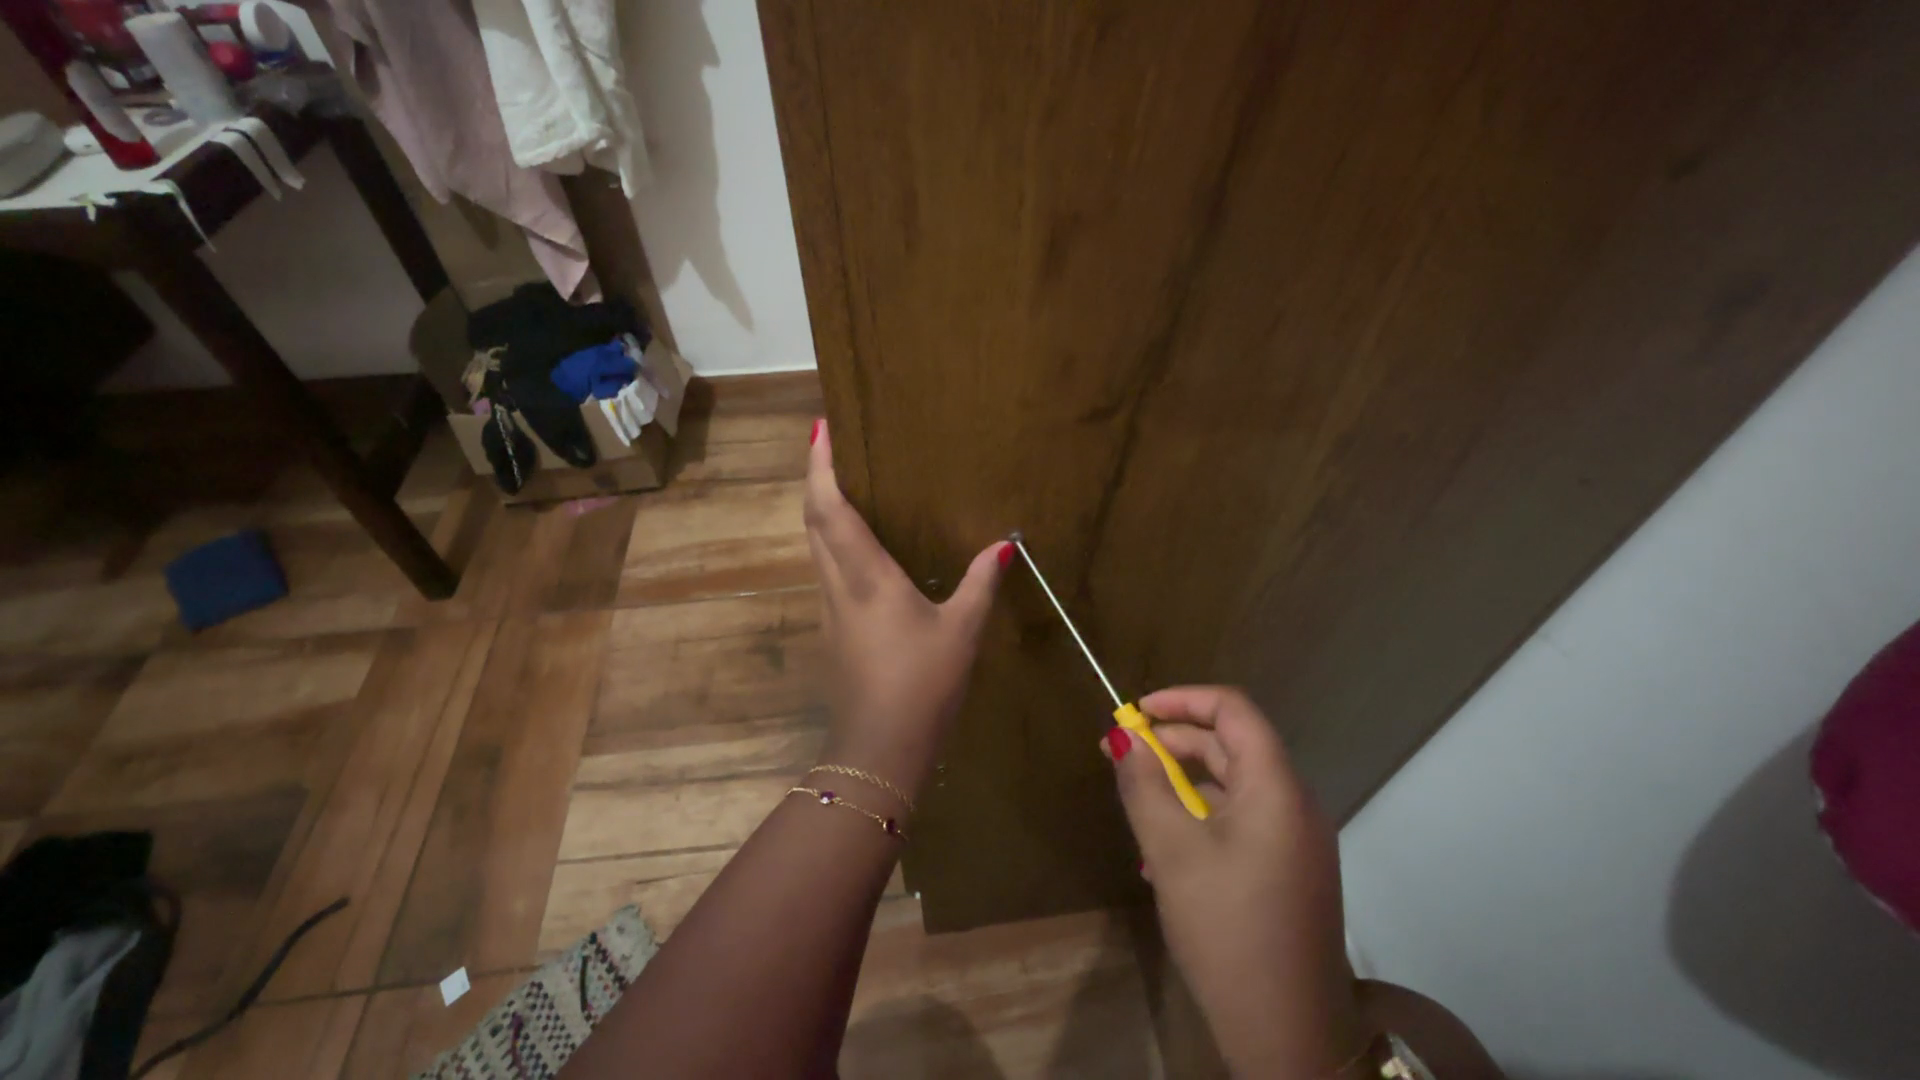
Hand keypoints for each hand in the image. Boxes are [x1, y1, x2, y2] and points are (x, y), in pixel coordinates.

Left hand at [805, 419, 1007, 796]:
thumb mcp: (962, 630)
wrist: (880, 745)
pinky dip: (831, 540)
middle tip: (830, 444)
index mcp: (866, 576)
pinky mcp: (833, 628)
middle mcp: (838, 584)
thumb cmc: (923, 683)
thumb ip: (982, 583)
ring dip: (821, 508)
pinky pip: (825, 569)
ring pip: (814, 545)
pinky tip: (857, 544)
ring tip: (844, 483)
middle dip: (815, 477)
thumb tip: (1006, 544)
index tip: (820, 428)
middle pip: (812, 520)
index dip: (820, 466)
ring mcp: (830, 608)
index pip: (831, 508)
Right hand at [1104, 686, 1365, 1078]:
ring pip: (1235, 787)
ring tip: (1136, 804)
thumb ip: (1144, 786)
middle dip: (1175, 743)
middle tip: (1121, 758)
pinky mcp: (1290, 870)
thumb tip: (1121, 736)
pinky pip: (1243, 822)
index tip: (1134, 713)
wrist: (1290, 1030)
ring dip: (1184, 784)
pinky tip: (1163, 852)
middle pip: (1233, 746)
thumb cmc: (1227, 929)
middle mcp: (1295, 803)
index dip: (1182, 700)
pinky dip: (1202, 819)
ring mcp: (1297, 840)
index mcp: (1276, 788)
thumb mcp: (1172, 853)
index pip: (1234, 710)